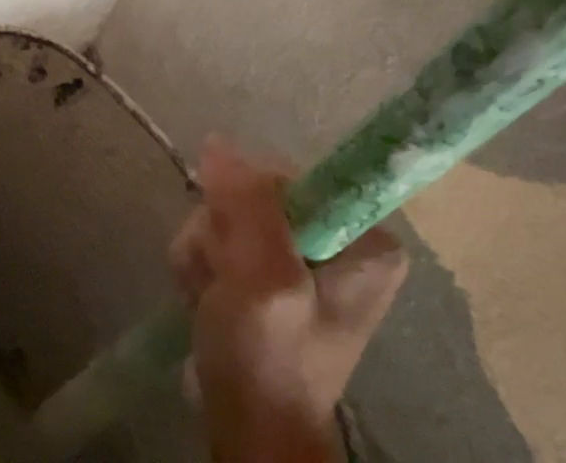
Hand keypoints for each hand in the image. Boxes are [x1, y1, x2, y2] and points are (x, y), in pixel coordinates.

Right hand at [169, 137, 406, 462]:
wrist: (249, 423)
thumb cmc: (268, 357)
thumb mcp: (263, 279)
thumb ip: (246, 207)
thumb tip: (218, 141)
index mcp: (366, 239)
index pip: (290, 177)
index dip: (247, 198)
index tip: (233, 238)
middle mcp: (339, 240)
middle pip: (252, 195)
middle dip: (218, 231)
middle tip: (218, 274)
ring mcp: (301, 259)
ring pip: (226, 215)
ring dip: (203, 249)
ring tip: (207, 293)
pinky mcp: (268, 274)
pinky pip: (218, 239)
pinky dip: (199, 264)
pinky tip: (202, 295)